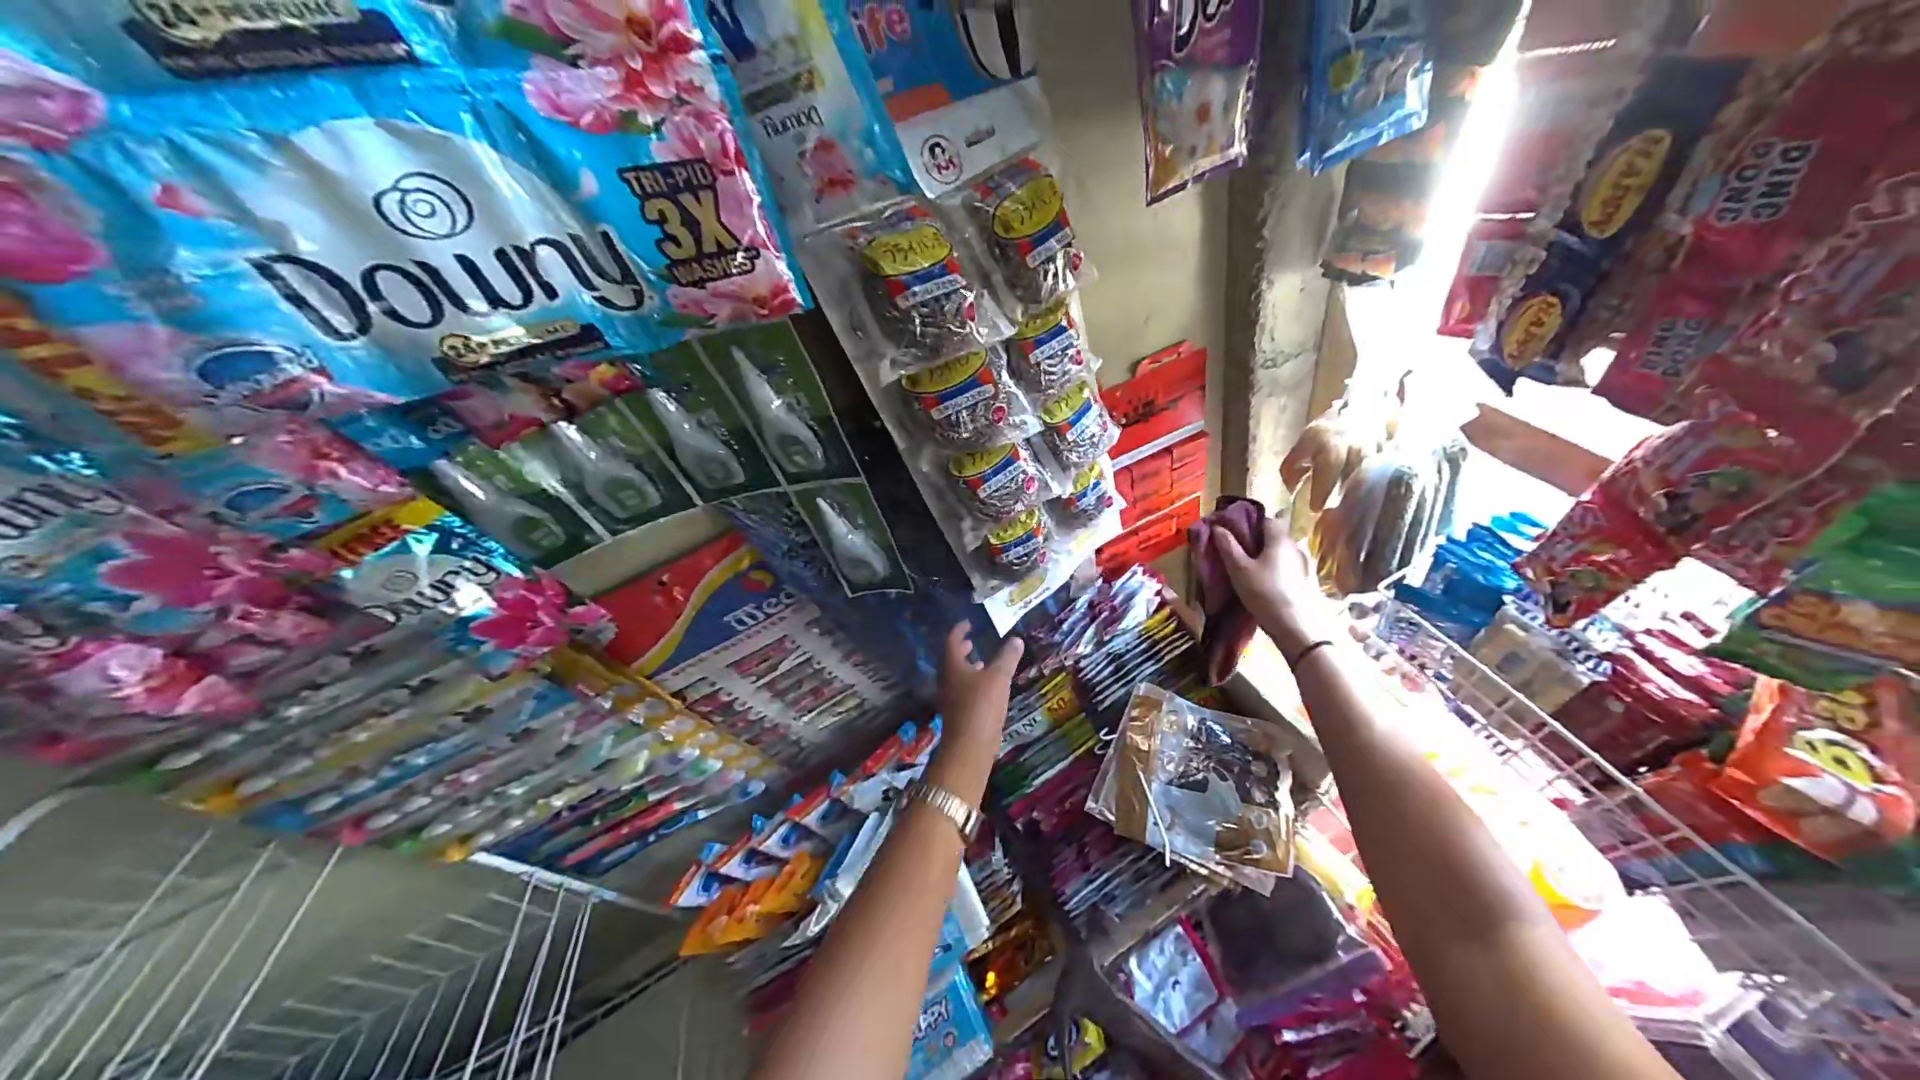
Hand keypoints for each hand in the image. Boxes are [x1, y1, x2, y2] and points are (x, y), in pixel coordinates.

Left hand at [937, 622, 1023, 750]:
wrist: (969, 747)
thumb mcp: (999, 677)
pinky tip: (985, 689)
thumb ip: (1007, 657)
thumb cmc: (981, 706)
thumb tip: (1016, 639)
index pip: (951, 641)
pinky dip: (971, 683)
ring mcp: (949, 699)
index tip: (968, 623)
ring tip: (981, 663)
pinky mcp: (957, 714)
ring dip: (966, 667)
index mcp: (952, 667)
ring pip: (956, 676)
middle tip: (972, 642)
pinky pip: (961, 691)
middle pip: (951, 659)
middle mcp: (946, 680)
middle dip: (961, 649)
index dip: (959, 630)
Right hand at [1215, 516, 1324, 656]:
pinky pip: (1282, 563)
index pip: (1264, 518)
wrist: (1293, 625)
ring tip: (1243, 563)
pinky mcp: (1301, 579)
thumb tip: (1218, 527)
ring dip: (1261, 552)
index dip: (1247, 520)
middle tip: (1232, 546)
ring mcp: (1300, 563)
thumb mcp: (1239, 569)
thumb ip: (1227, 546)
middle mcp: (1293, 546)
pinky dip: (1270, 564)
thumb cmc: (1263, 592)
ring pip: (1277, 550)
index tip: (1229, 528)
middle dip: (1253, 537)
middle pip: (1272, 534)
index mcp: (1279, 538)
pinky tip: (1259, 577)